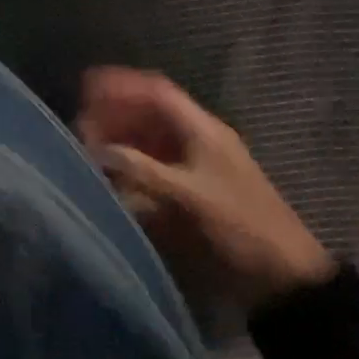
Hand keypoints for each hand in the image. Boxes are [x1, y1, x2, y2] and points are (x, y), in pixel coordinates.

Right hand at [76, 67, 334, 311]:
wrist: (279, 273)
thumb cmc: (238, 227)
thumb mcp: (187, 195)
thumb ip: (139, 169)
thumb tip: (96, 150)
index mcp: (202, 131)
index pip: (157, 93)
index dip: (121, 86)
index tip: (85, 88)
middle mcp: (197, 141)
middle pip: (149, 115)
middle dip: (113, 116)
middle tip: (79, 129)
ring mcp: (194, 167)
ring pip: (148, 142)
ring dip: (117, 142)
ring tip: (87, 152)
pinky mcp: (190, 193)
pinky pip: (151, 170)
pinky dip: (128, 169)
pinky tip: (108, 180)